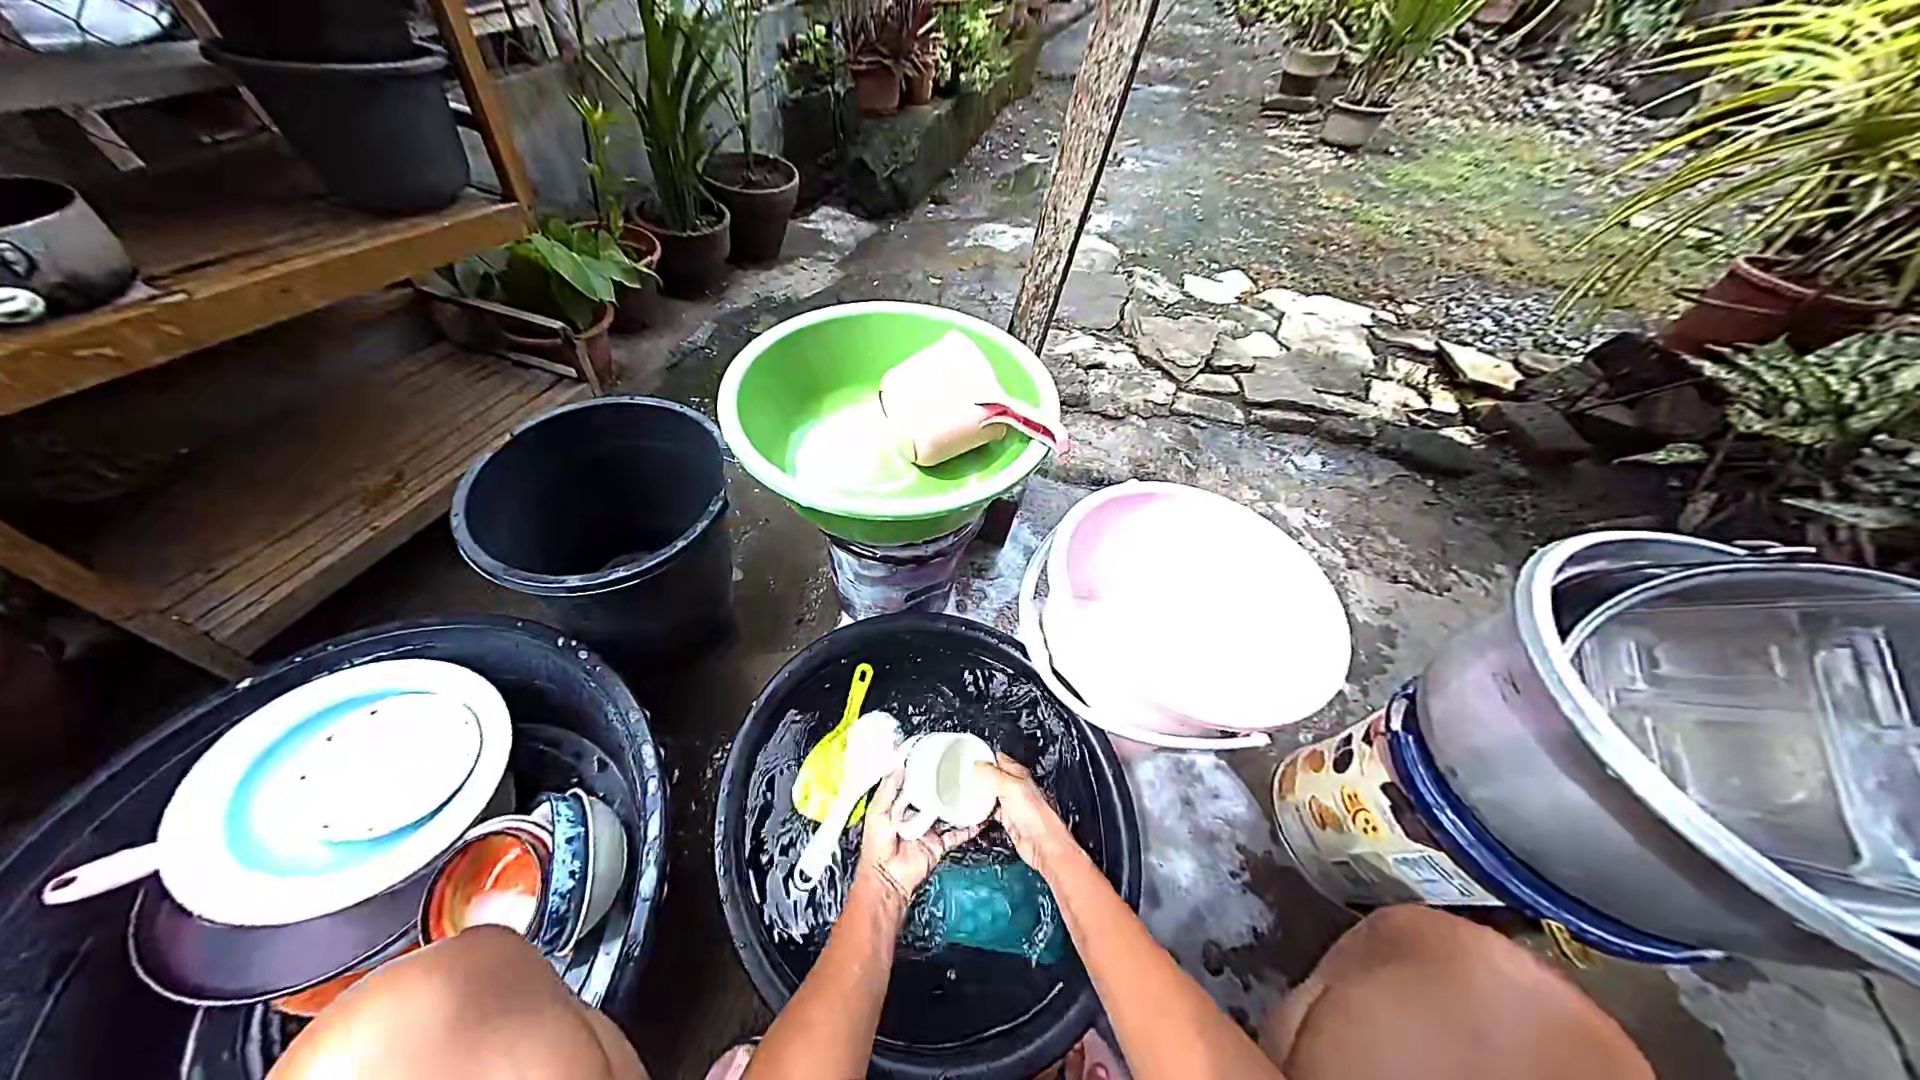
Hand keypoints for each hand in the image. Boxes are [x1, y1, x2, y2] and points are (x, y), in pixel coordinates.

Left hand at [856, 767, 982, 911]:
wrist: (887, 879)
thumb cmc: (877, 847)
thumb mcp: (877, 811)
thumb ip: (888, 788)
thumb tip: (896, 762)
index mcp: (900, 804)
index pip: (914, 780)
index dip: (923, 767)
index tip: (934, 751)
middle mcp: (917, 813)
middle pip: (935, 793)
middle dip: (946, 783)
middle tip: (960, 768)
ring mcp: (930, 828)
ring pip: (949, 811)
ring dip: (961, 802)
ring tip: (974, 788)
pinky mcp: (940, 843)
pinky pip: (957, 832)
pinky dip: (969, 826)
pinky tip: (980, 816)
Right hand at [973, 754, 1074, 875]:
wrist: (1044, 845)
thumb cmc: (1037, 817)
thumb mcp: (1010, 787)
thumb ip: (992, 774)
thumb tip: (978, 765)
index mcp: (1018, 774)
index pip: (998, 759)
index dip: (984, 757)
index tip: (969, 759)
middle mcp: (1015, 787)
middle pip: (992, 777)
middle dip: (978, 777)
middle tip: (964, 777)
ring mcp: (1012, 804)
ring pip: (990, 794)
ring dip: (978, 795)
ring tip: (965, 793)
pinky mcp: (1008, 820)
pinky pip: (991, 812)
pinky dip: (981, 812)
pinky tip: (974, 812)